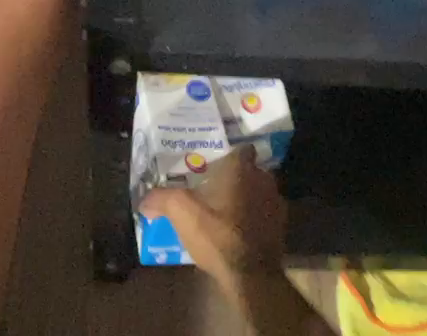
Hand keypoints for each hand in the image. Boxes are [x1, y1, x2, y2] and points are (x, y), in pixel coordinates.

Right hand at [138, 146, 285, 294]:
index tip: (216, 167)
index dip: (230, 157)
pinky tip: (241, 233)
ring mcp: (276, 203)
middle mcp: (264, 179)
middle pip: (251, 172)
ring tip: (228, 213)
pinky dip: (256, 220)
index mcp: (242, 169)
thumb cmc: (217, 234)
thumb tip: (145, 200)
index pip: (241, 150)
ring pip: (260, 193)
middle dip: (237, 179)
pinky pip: (266, 215)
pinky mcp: (281, 227)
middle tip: (216, 191)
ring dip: (248, 199)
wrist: (250, 275)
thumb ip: (162, 199)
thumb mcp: (182, 213)